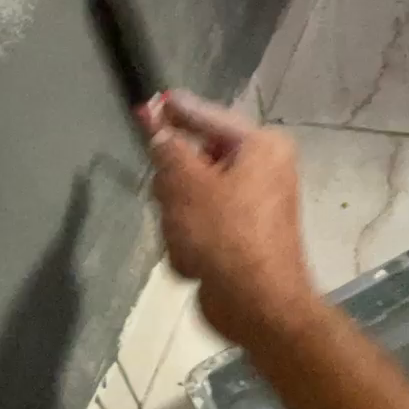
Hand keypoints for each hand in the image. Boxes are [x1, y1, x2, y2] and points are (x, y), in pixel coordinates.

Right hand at [139, 91, 318, 346]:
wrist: (258, 306)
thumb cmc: (224, 235)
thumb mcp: (186, 183)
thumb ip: (167, 146)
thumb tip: (155, 118)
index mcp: (260, 146)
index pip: (206, 116)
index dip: (173, 112)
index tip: (145, 101)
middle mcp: (262, 169)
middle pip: (195, 158)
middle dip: (174, 184)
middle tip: (169, 199)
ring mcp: (252, 204)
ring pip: (191, 194)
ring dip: (177, 217)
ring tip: (183, 238)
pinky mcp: (240, 235)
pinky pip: (200, 222)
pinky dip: (189, 239)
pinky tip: (193, 259)